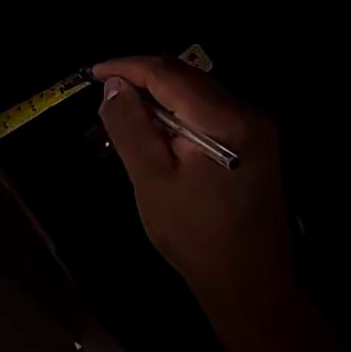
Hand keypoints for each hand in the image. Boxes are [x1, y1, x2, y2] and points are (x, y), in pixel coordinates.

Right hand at [94, 57, 290, 303]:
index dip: (127, 67)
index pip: (168, 73)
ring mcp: (256, 127)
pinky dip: (179, 113)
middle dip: (142, 80)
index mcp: (224, 119)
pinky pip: (209, 111)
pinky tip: (159, 131)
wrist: (250, 284)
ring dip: (159, 97)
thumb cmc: (195, 235)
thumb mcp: (151, 180)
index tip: (94, 72)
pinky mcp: (255, 143)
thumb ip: (130, 127)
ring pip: (197, 93)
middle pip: (186, 77)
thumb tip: (113, 85)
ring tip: (125, 113)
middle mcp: (247, 112)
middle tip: (106, 95)